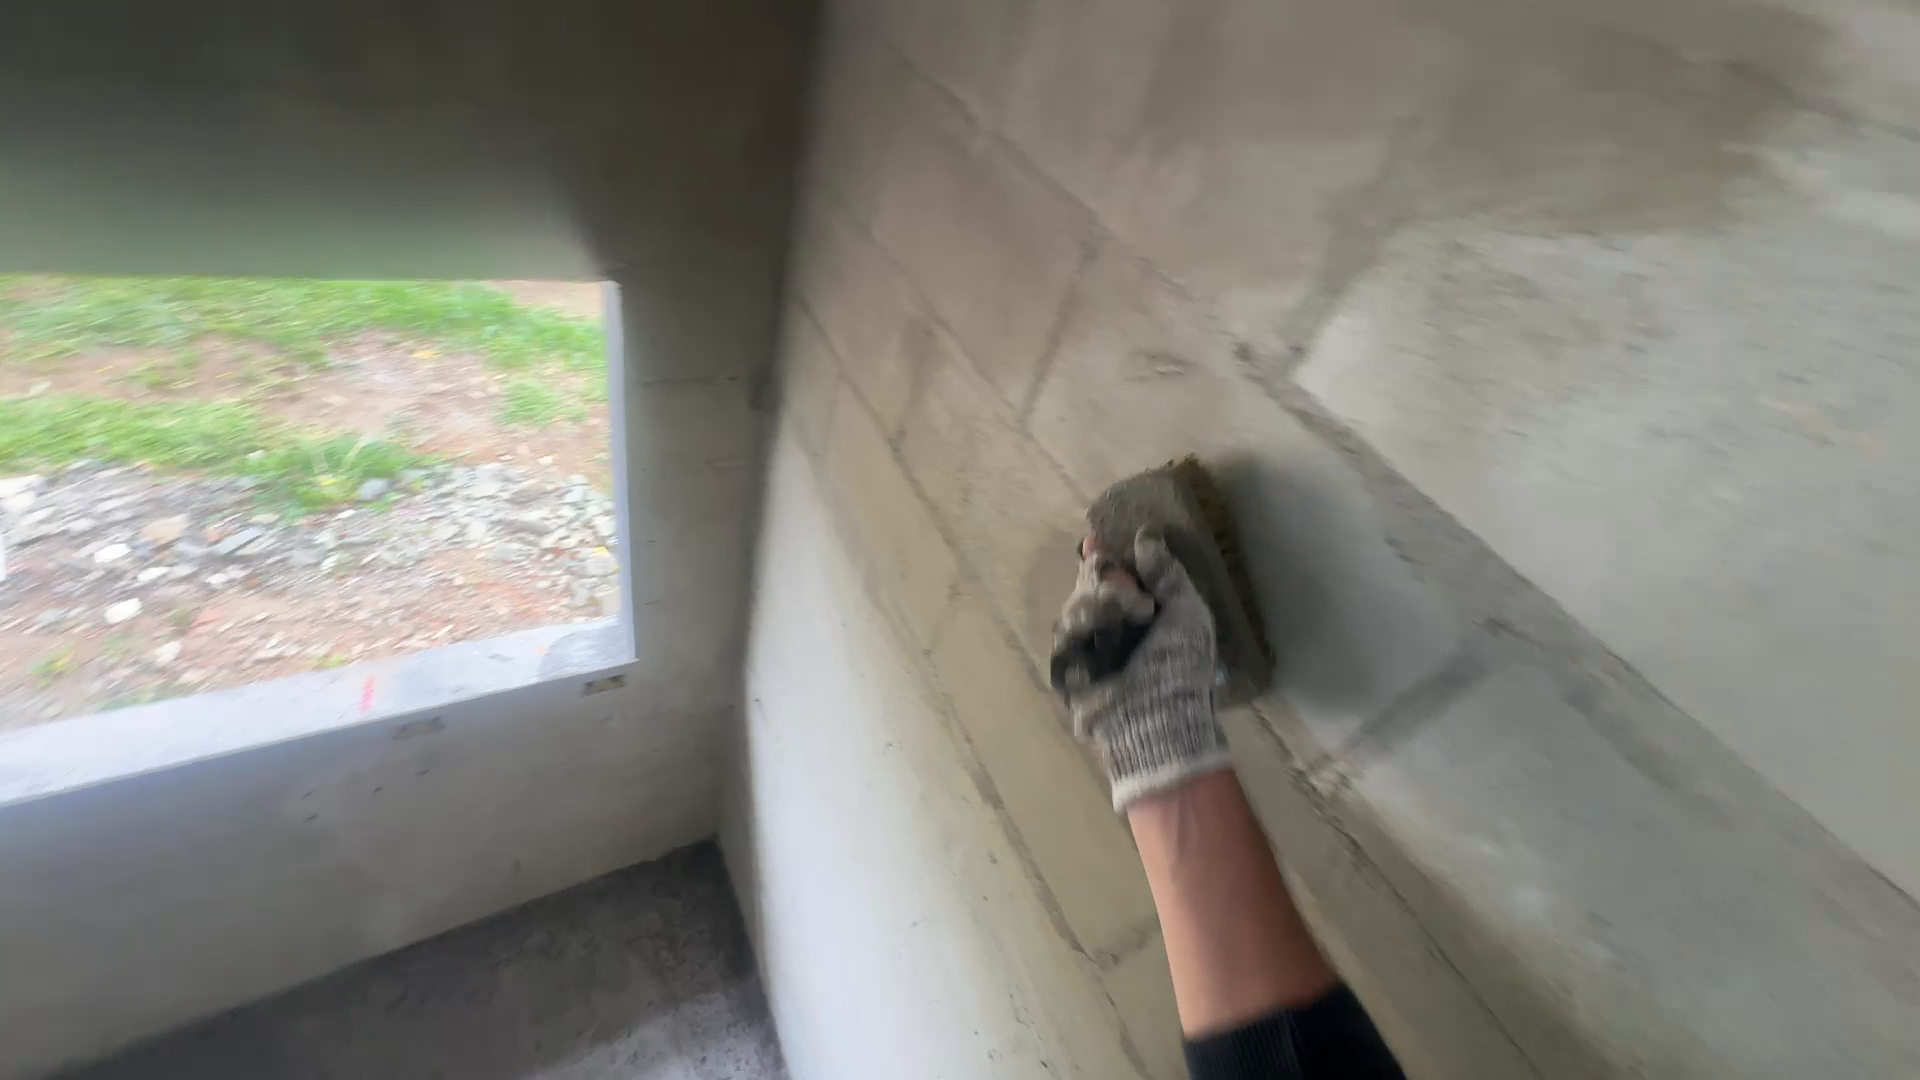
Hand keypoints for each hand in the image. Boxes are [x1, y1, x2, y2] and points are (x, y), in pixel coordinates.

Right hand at [1058, 528, 1232, 810]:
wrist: (1159, 715)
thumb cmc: (1181, 666)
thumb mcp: (1188, 611)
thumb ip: (1166, 572)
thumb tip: (1145, 536)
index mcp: (1138, 615)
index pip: (1111, 576)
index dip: (1101, 556)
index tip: (1097, 539)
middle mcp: (1108, 628)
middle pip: (1088, 584)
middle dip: (1102, 574)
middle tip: (1115, 571)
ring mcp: (1085, 647)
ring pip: (1076, 602)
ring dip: (1103, 597)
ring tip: (1134, 611)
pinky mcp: (1066, 665)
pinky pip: (1065, 630)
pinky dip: (1087, 622)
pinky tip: (1106, 628)